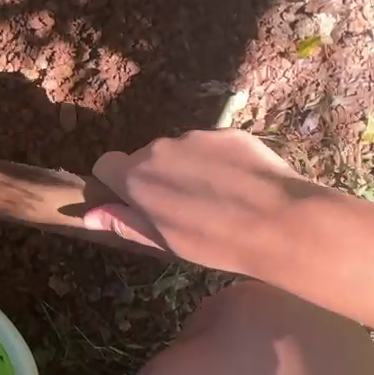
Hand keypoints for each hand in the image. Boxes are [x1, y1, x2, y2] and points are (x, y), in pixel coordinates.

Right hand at [83, 129, 318, 275]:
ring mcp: (195, 137)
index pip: (105, 165)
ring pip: (178, 151)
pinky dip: (217, 162)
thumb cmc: (214, 242)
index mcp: (136, 176)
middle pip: (144, 158)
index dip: (115, 184)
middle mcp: (158, 148)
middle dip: (155, 177)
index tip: (134, 203)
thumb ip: (124, 222)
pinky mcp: (228, 132)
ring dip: (187, 169)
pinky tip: (241, 186)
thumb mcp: (163, 241)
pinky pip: (211, 146)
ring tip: (218, 199)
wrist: (283, 223)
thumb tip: (90, 216)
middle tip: (183, 209)